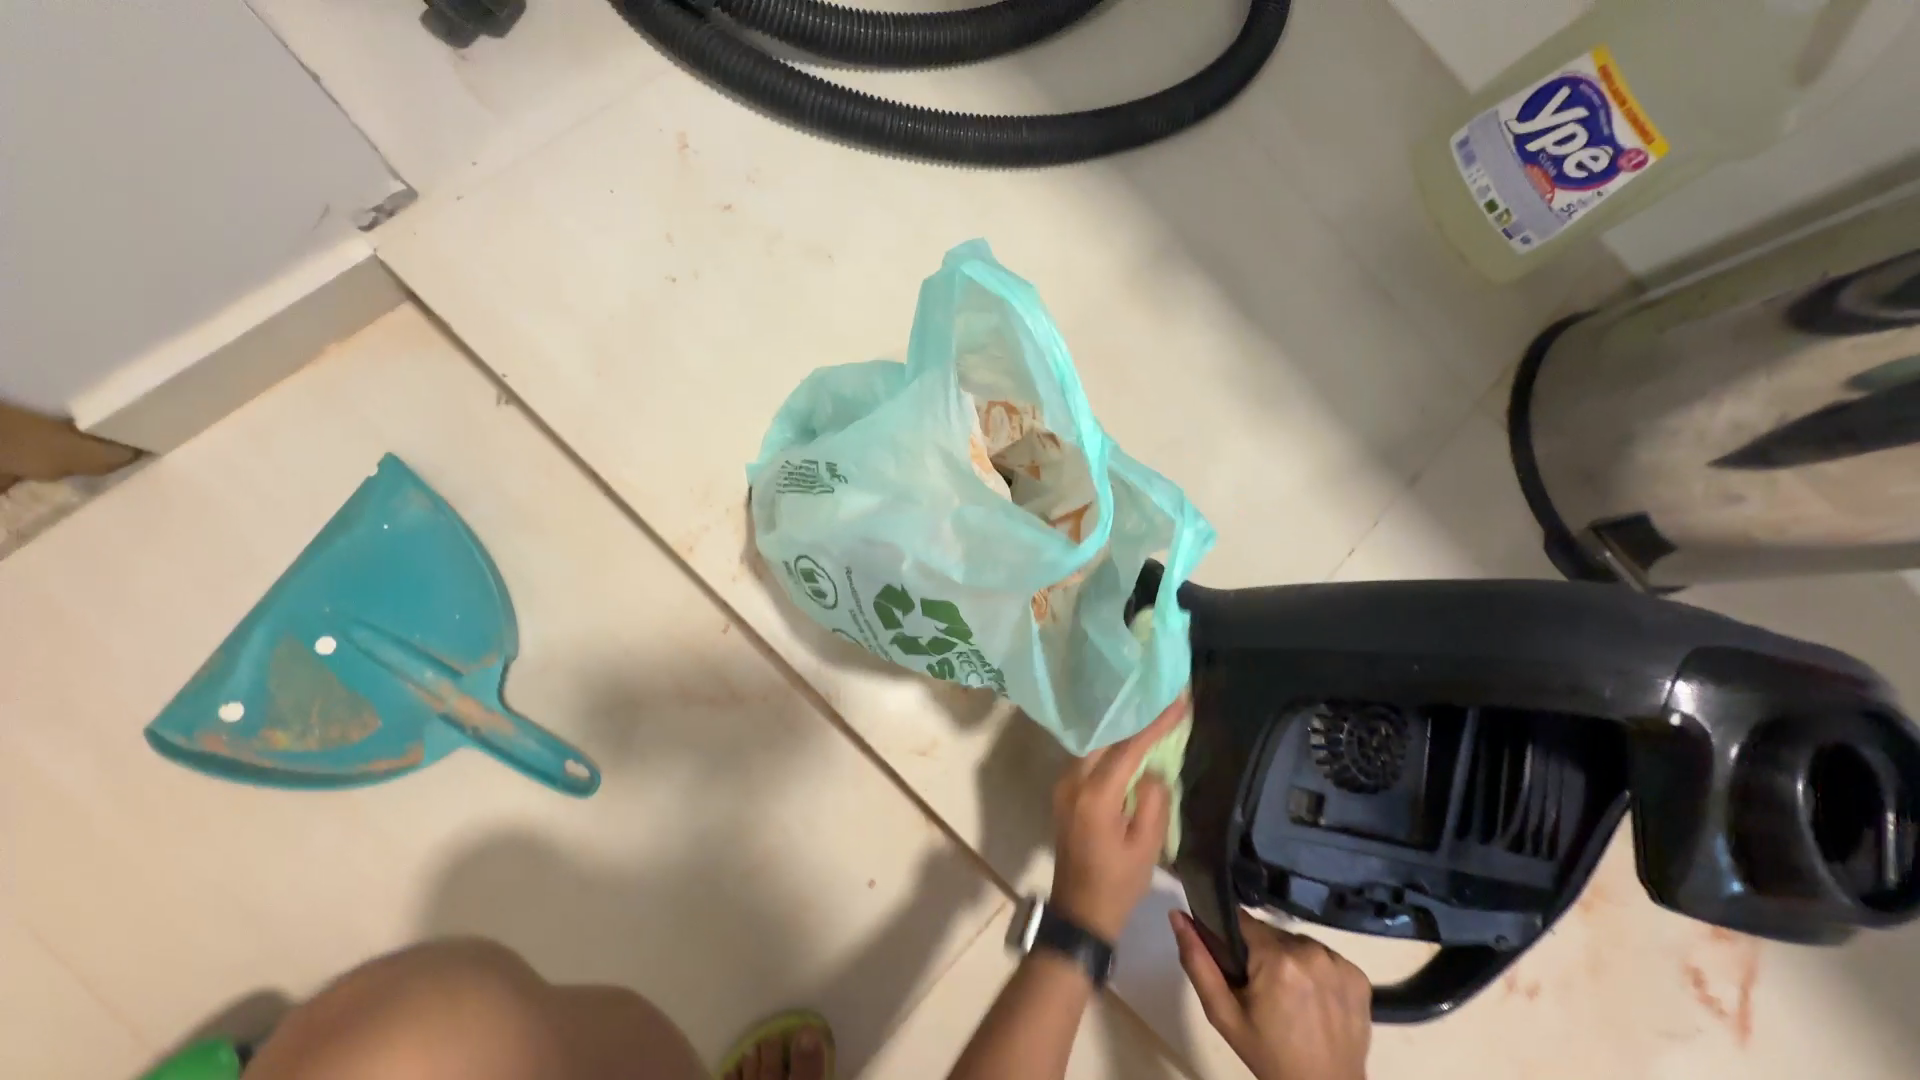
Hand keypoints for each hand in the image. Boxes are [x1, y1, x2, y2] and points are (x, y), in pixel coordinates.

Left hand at [1049, 694, 1185, 941]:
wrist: (1080, 912)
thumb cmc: (1118, 883)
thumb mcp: (1147, 847)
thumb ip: (1153, 801)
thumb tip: (1152, 768)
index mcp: (1095, 795)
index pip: (1128, 747)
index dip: (1154, 723)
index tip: (1177, 700)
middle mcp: (1072, 782)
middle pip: (1105, 737)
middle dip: (1133, 716)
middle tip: (1161, 696)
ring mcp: (1064, 786)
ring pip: (1094, 745)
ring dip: (1120, 730)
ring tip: (1149, 711)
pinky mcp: (1064, 792)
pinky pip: (1089, 758)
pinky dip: (1109, 747)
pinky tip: (1129, 740)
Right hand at [1171, 910, 1371, 1079]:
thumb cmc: (1268, 1055)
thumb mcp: (1223, 1014)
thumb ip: (1198, 962)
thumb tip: (1178, 915)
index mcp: (1277, 959)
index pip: (1243, 922)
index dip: (1234, 940)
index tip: (1234, 965)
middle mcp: (1311, 951)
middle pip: (1272, 935)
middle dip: (1262, 955)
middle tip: (1260, 991)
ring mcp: (1340, 963)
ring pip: (1298, 944)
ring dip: (1289, 962)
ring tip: (1289, 998)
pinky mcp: (1359, 976)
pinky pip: (1325, 958)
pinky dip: (1316, 972)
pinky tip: (1314, 1001)